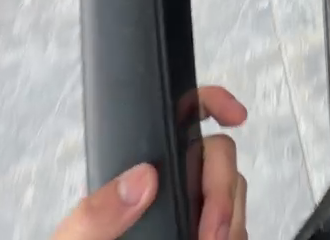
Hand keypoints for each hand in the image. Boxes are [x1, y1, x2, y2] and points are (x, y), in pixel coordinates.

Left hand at [50, 86, 249, 239]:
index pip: (174, 121)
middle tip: (212, 234)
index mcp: (129, 181)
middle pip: (215, 156)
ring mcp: (185, 218)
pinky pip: (236, 226)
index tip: (235, 116)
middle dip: (224, 190)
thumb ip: (92, 219)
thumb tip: (142, 178)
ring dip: (232, 220)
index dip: (209, 103)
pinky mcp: (205, 237)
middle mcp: (162, 192)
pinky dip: (236, 234)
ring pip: (232, 193)